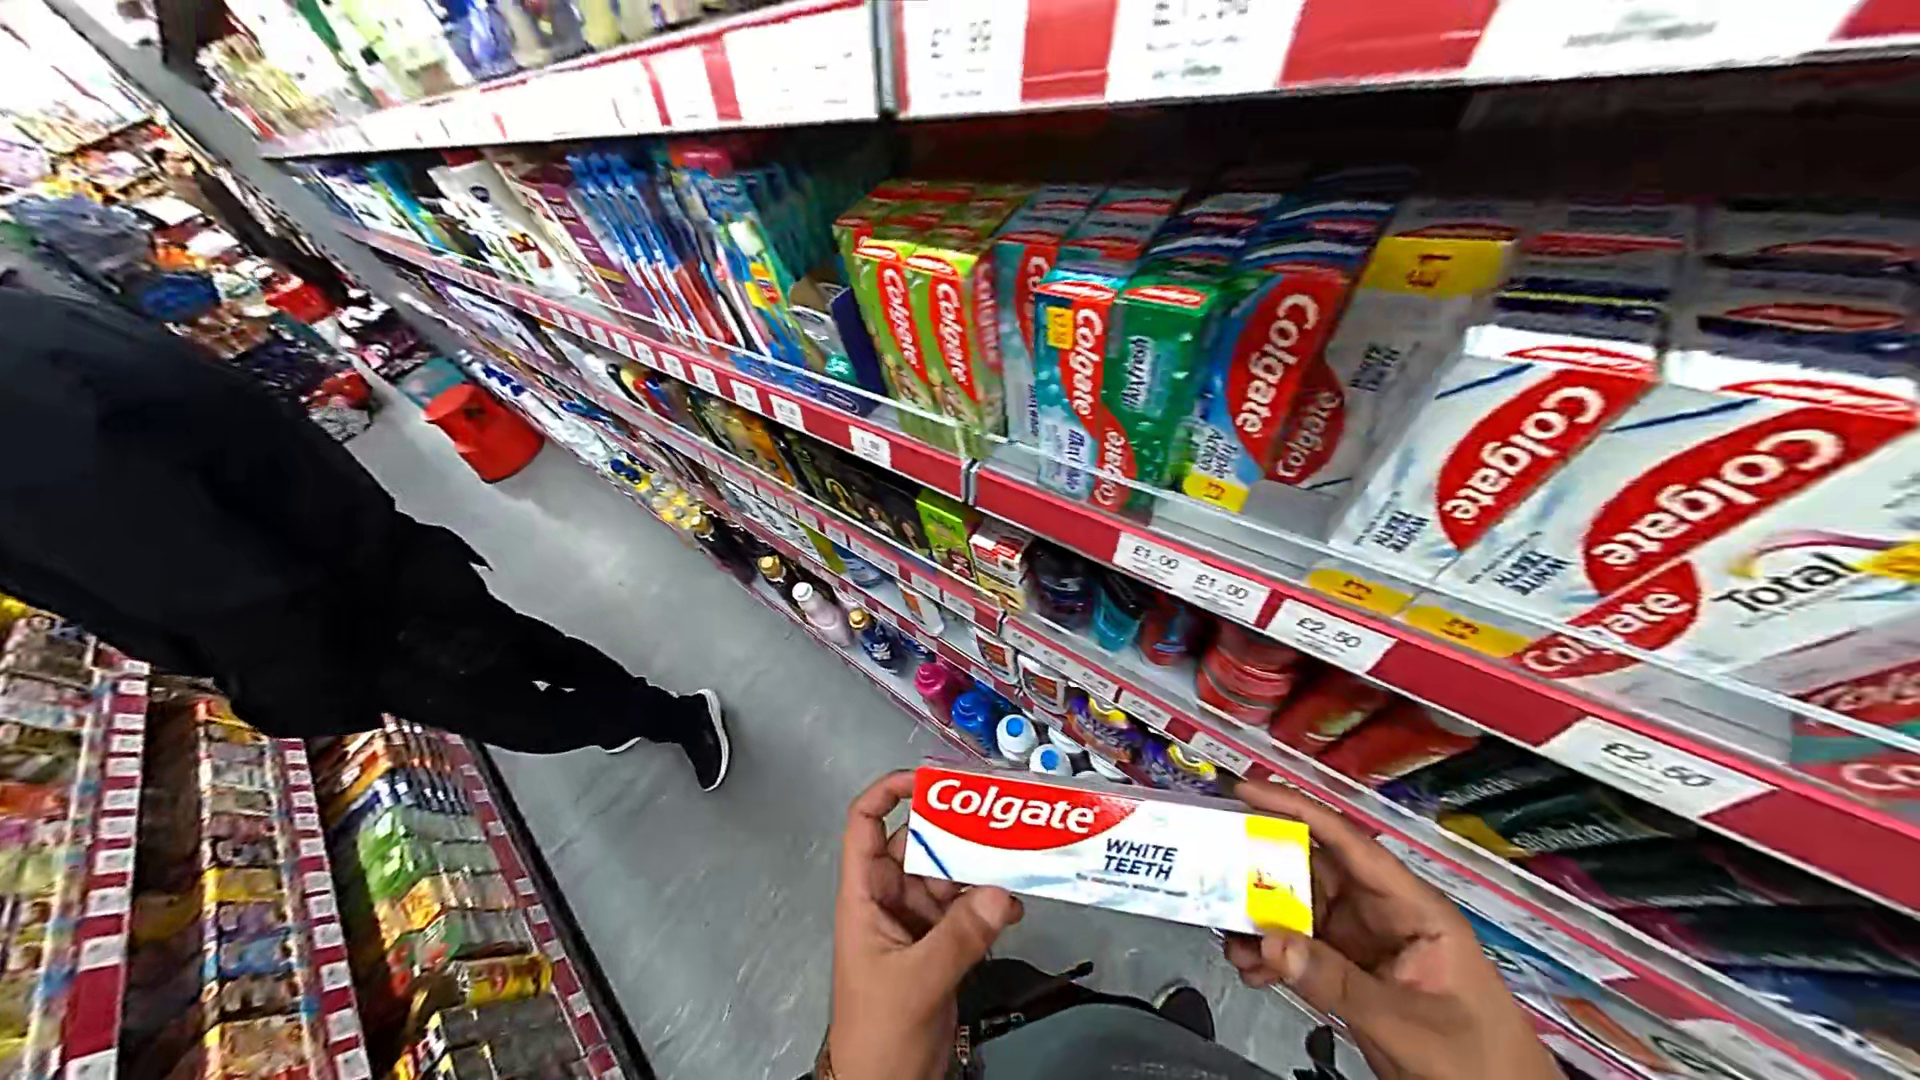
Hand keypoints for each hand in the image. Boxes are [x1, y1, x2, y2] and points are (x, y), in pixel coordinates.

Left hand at [827, 771, 1024, 1079]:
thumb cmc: (879, 1033)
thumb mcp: (916, 980)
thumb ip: (960, 936)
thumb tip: (1002, 891)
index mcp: (866, 893)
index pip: (865, 823)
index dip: (889, 791)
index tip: (927, 778)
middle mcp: (890, 895)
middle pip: (919, 842)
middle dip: (955, 829)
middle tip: (995, 816)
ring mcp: (916, 917)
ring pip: (949, 872)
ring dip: (980, 867)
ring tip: (1014, 860)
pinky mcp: (940, 940)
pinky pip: (967, 906)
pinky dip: (990, 903)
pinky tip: (1014, 907)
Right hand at [1224, 782, 1560, 1079]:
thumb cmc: (1483, 1066)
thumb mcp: (1413, 1026)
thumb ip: (1340, 984)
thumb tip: (1270, 941)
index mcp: (1409, 905)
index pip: (1346, 840)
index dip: (1294, 808)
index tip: (1245, 792)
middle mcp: (1379, 911)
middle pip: (1309, 872)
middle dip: (1261, 874)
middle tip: (1217, 874)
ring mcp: (1361, 940)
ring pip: (1295, 909)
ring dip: (1259, 922)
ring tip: (1231, 940)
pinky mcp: (1347, 969)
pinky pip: (1296, 947)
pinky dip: (1269, 954)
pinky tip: (1250, 968)